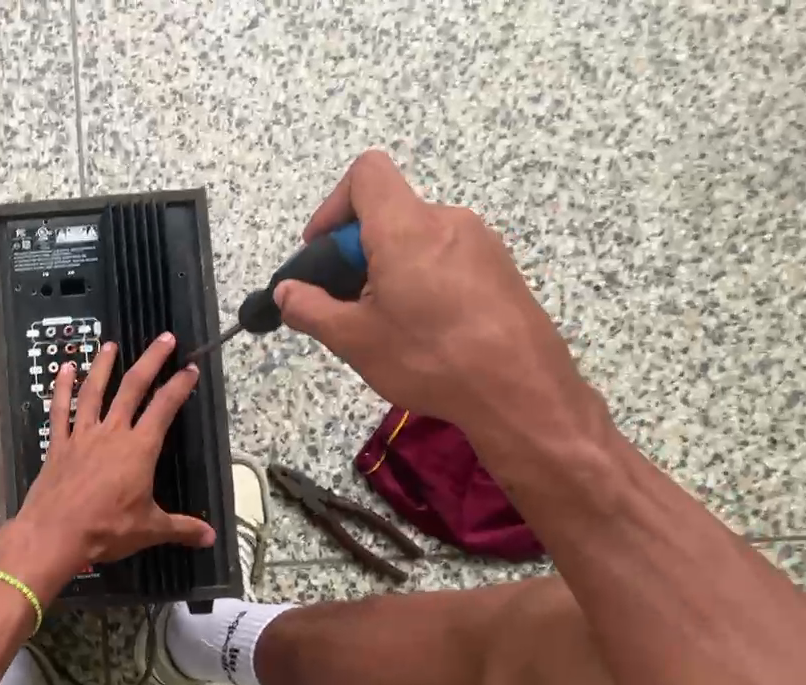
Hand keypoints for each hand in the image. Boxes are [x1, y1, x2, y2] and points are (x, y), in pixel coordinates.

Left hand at [0, 334, 216, 592]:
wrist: (54, 534)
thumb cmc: (105, 530)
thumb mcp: (149, 530)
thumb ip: (181, 529)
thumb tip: (211, 538)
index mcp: (139, 449)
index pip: (165, 408)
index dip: (180, 386)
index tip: (190, 369)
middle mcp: (111, 433)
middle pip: (133, 388)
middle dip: (151, 361)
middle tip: (164, 339)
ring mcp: (81, 436)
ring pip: (94, 392)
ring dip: (103, 366)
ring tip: (110, 344)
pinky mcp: (57, 446)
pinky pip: (60, 411)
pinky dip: (62, 389)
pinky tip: (64, 369)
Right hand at [276, 150, 602, 438]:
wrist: (519, 388)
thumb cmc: (430, 358)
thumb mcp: (353, 339)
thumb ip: (309, 309)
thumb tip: (286, 292)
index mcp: (407, 229)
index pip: (366, 175)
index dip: (331, 207)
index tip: (319, 254)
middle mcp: (447, 221)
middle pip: (386, 214)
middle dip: (351, 254)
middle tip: (338, 307)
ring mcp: (478, 242)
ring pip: (412, 240)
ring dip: (382, 271)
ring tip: (377, 325)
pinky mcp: (495, 267)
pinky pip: (440, 258)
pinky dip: (414, 280)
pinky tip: (416, 329)